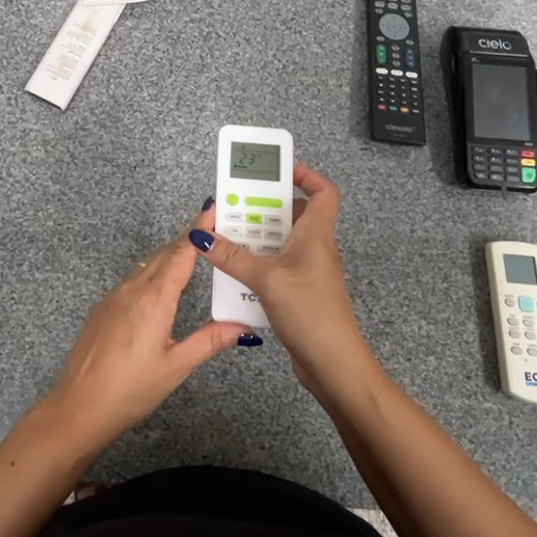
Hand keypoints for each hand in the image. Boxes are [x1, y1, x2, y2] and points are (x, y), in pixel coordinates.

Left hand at [42, 202, 255, 449]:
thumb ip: (210, 341)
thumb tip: (245, 328)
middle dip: (187, 238)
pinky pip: (132, 279)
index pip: (181, 253)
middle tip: (211, 228)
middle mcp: (132, 289)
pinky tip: (160, 286)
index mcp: (154, 299)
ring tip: (192, 254)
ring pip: (147, 265)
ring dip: (169, 255)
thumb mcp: (176, 366)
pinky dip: (151, 273)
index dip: (198, 229)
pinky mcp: (102, 307)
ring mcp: (114, 296)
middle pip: (164, 253)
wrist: (78, 406)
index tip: (212, 209)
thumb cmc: (129, 390)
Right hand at [190, 164, 370, 388]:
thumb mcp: (267, 279)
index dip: (305, 175)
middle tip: (235, 207)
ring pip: (281, 243)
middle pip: (293, 216)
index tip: (278, 171)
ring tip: (228, 237)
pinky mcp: (299, 294)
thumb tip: (202, 237)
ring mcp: (308, 273)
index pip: (323, 191)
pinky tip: (234, 274)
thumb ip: (233, 257)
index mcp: (316, 234)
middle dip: (263, 209)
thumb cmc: (310, 312)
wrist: (334, 365)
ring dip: (256, 239)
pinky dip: (256, 266)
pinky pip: (275, 268)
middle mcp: (315, 248)